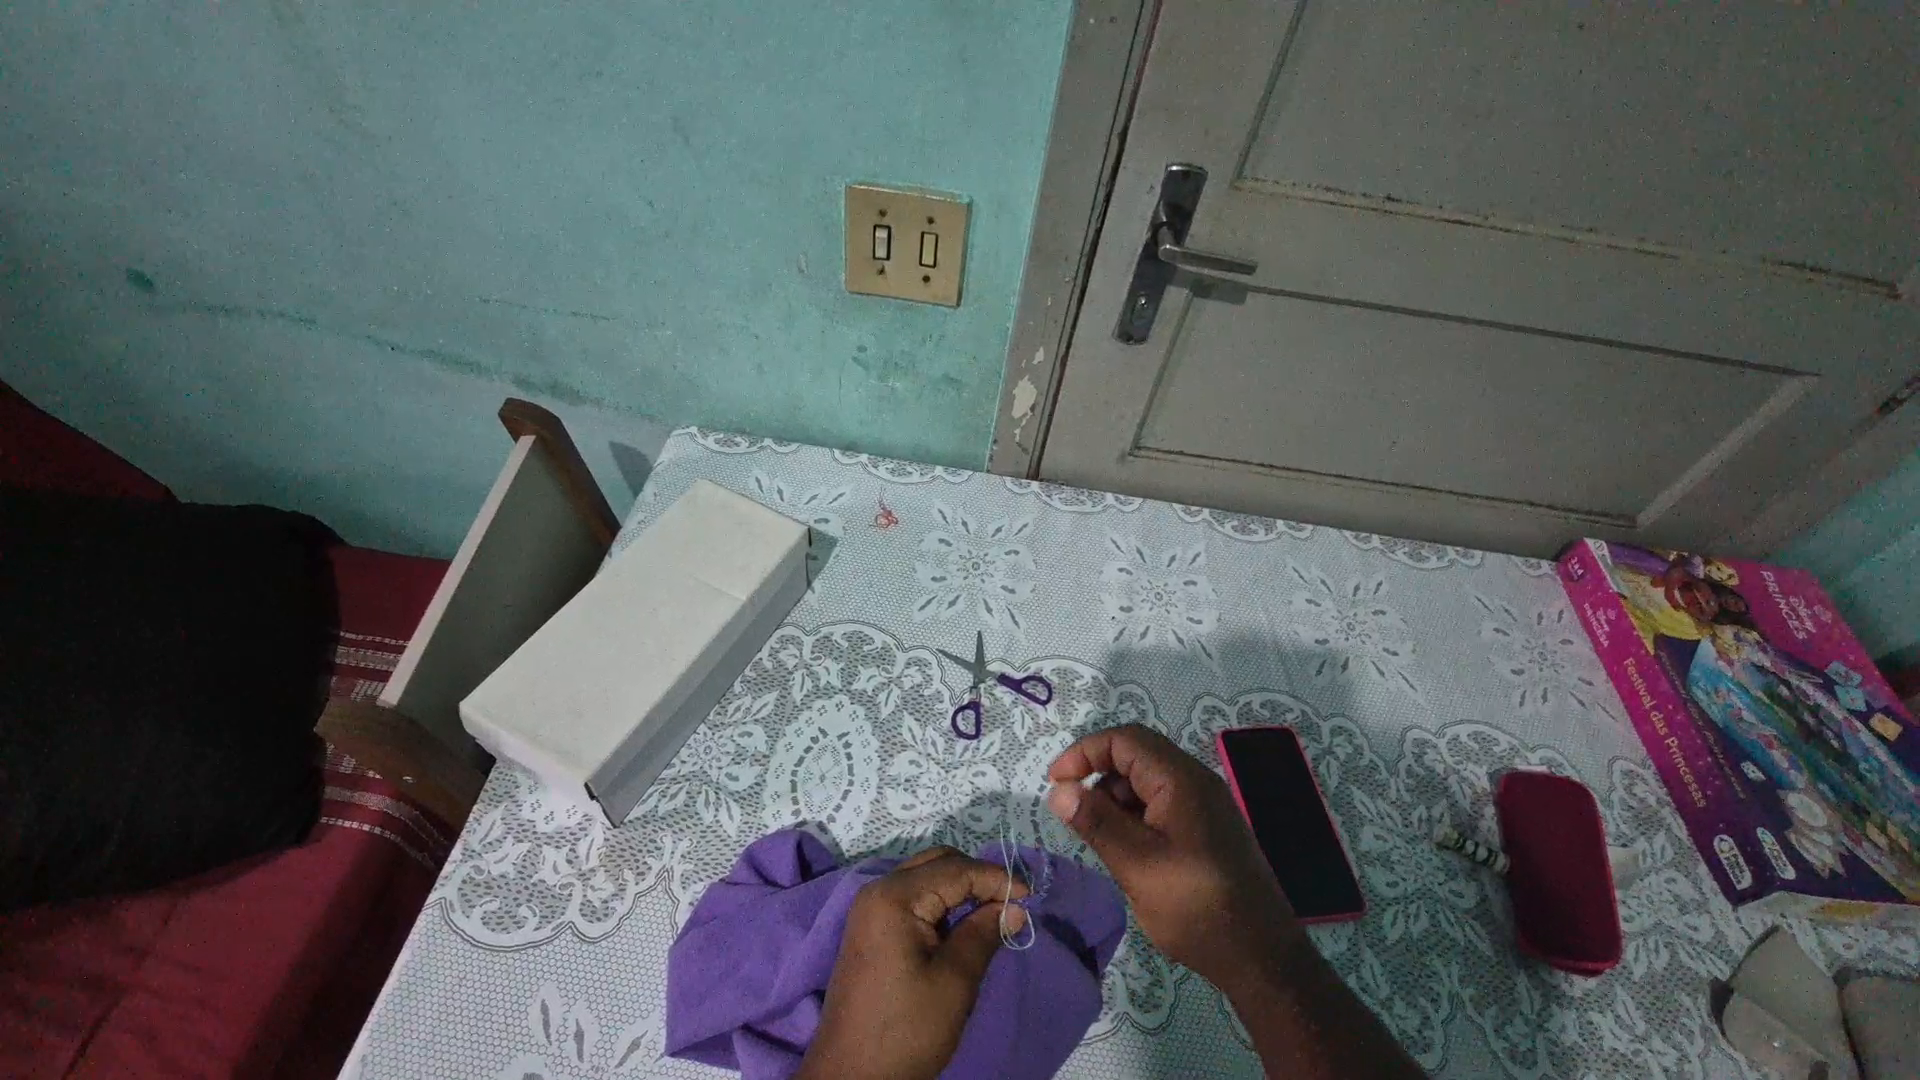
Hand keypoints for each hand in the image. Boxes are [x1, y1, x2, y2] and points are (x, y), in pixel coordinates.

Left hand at [797, 846, 1027, 1079]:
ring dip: (960, 888)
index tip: (1030, 897)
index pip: (956, 869)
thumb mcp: (954, 983)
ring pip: (926, 877)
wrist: (851, 1078)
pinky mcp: (872, 929)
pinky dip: (942, 903)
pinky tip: (963, 925)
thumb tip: (1014, 906)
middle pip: (938, 863)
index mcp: (895, 897)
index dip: (996, 878)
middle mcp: (878, 890)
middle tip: (1011, 903)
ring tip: (993, 913)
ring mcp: (871, 909)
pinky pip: (914, 898)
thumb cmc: (905, 1030)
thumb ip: (983, 934)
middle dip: (977, 876)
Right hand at [1046, 724, 1299, 991]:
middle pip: (1136, 754)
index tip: (1055, 784)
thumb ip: (1097, 822)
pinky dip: (1135, 814)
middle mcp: (1196, 781)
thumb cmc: (1196, 907)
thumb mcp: (1137, 866)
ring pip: (1147, 779)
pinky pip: (1162, 802)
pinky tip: (1126, 849)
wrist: (1262, 957)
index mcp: (1181, 780)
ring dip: (1115, 796)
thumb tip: (1058, 790)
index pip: (1124, 740)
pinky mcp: (1207, 828)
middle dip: (1097, 774)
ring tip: (1098, 837)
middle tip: (1072, 810)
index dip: (1084, 753)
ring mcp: (1205, 804)